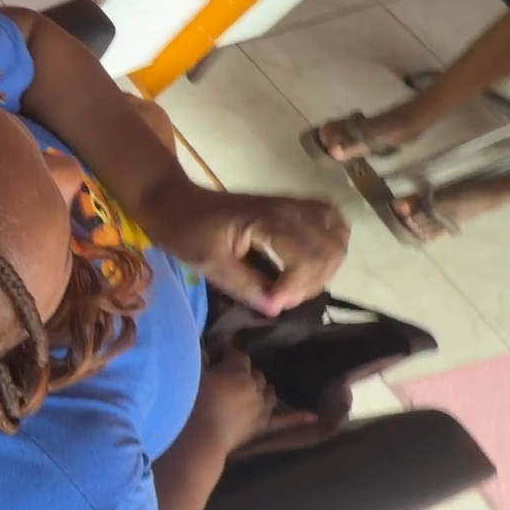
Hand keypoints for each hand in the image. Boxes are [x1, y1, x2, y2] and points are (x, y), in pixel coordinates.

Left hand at [149, 187, 348, 313]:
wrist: (171, 200)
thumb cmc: (183, 229)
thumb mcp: (206, 262)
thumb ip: (242, 285)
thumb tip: (274, 309)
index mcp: (269, 220)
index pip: (307, 258)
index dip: (294, 287)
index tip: (271, 303)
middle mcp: (292, 208)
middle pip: (329, 251)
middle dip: (311, 282)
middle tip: (280, 299)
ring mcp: (297, 204)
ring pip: (338, 238)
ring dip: (324, 267)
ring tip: (294, 286)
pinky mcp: (296, 205)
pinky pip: (332, 225)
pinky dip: (330, 247)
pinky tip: (310, 264)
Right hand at [184, 349, 312, 457]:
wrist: (200, 436)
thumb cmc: (190, 401)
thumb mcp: (190, 376)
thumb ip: (199, 361)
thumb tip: (206, 351)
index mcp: (237, 373)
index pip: (238, 356)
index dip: (230, 352)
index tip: (220, 351)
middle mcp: (255, 388)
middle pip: (255, 374)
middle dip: (245, 371)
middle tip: (229, 371)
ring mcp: (261, 408)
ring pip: (269, 393)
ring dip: (262, 388)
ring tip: (253, 387)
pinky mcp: (261, 427)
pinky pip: (283, 421)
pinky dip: (297, 418)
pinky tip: (311, 416)